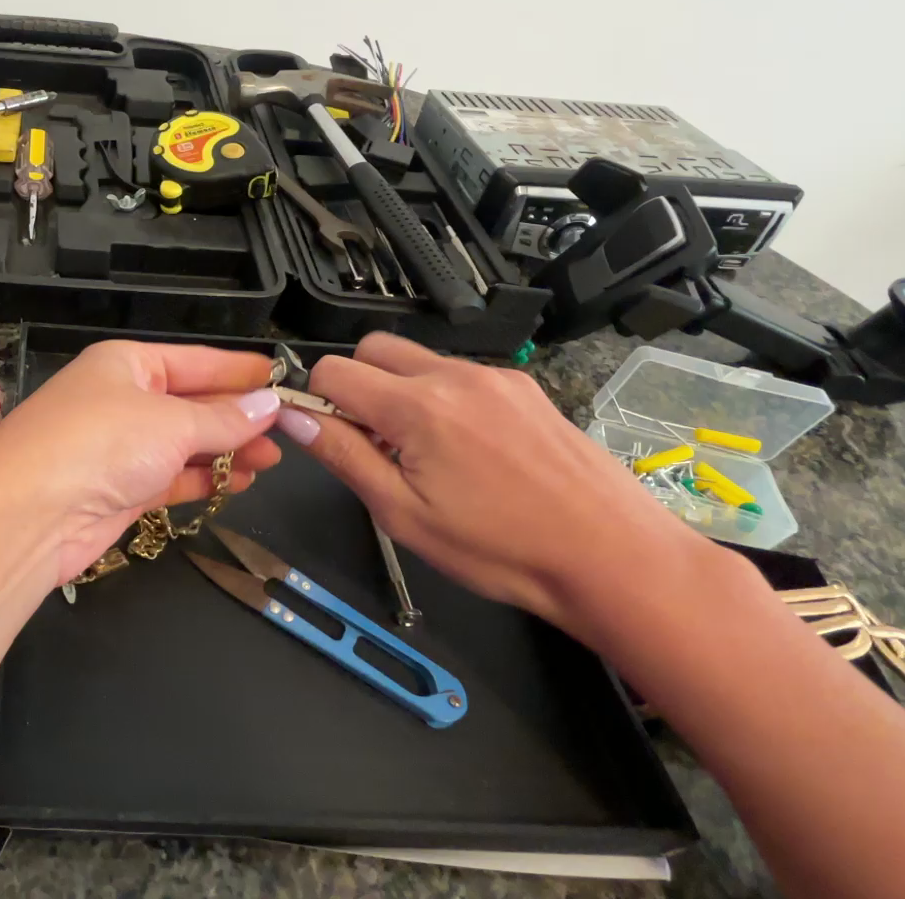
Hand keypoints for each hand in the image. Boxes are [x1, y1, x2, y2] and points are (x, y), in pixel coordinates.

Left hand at [0, 342, 283, 583]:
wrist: (29, 514)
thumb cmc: (101, 444)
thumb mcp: (170, 422)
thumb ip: (224, 418)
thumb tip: (268, 404)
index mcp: (126, 364)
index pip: (193, 361)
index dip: (237, 370)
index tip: (280, 378)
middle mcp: (121, 400)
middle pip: (191, 402)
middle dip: (238, 415)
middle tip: (288, 428)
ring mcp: (119, 448)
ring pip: (184, 443)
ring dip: (227, 450)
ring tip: (273, 457)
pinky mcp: (120, 491)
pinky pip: (172, 477)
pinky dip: (204, 478)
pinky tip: (240, 481)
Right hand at [274, 333, 708, 631]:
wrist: (612, 557)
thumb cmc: (499, 548)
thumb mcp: (402, 513)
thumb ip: (342, 455)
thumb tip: (292, 416)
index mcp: (417, 406)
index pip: (333, 369)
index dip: (316, 401)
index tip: (329, 437)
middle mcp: (454, 375)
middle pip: (372, 348)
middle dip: (354, 385)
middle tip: (370, 441)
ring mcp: (495, 377)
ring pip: (416, 360)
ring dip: (397, 392)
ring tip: (421, 453)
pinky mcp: (524, 387)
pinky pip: (459, 374)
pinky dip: (439, 397)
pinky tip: (465, 450)